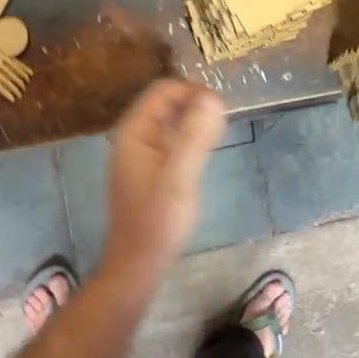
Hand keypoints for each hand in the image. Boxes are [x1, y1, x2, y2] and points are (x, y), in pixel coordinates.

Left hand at [104, 79, 225, 278]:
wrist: (138, 267)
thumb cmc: (157, 223)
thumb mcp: (179, 178)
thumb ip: (195, 137)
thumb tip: (213, 98)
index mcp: (134, 133)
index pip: (164, 91)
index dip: (193, 91)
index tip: (221, 106)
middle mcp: (135, 138)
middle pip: (168, 104)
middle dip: (195, 104)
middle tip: (223, 121)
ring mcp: (142, 156)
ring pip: (172, 124)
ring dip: (194, 121)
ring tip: (219, 134)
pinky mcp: (152, 172)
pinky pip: (173, 143)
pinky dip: (190, 140)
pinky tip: (206, 152)